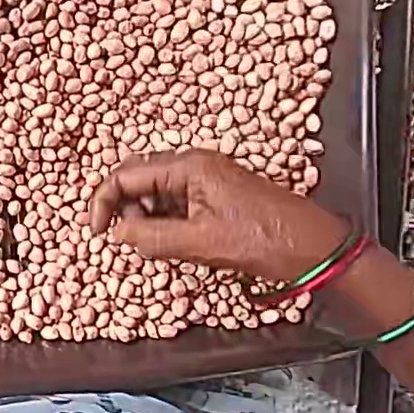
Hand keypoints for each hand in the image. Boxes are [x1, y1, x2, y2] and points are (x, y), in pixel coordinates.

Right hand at [88, 149, 348, 280]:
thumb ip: (150, 237)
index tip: (96, 231)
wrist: (316, 247)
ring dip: (144, 218)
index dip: (103, 203)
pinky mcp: (213, 194)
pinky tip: (172, 241)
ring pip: (153, 192)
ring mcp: (204, 178)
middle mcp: (193, 165)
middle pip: (136, 179)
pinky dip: (162, 221)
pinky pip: (173, 202)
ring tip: (155, 244)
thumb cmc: (264, 240)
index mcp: (188, 167)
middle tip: (129, 239)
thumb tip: (117, 234)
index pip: (125, 176)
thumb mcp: (199, 243)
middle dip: (124, 209)